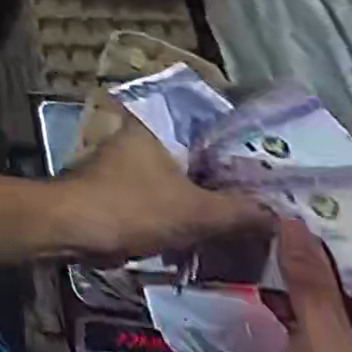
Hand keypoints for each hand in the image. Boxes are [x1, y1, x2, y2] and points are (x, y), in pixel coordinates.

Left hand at [55, 108, 270, 258]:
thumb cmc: (133, 207)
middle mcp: (143, 136)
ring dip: (208, 195)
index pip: (207, 123)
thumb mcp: (195, 212)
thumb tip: (276, 212)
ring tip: (248, 215)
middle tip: (267, 196)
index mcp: (157, 126)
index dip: (238, 142)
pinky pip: (167, 194)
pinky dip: (188, 208)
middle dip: (227, 174)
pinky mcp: (126, 187)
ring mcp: (132, 161)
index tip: (270, 162)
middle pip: (196, 152)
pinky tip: (214, 228)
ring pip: (182, 175)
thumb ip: (239, 211)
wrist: (75, 227)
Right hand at [269, 219, 351, 351]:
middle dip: (328, 261)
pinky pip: (318, 335)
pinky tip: (264, 280)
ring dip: (305, 282)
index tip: (324, 207)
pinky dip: (294, 308)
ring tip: (271, 238)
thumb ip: (313, 287)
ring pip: (340, 318)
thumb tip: (295, 221)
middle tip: (289, 214)